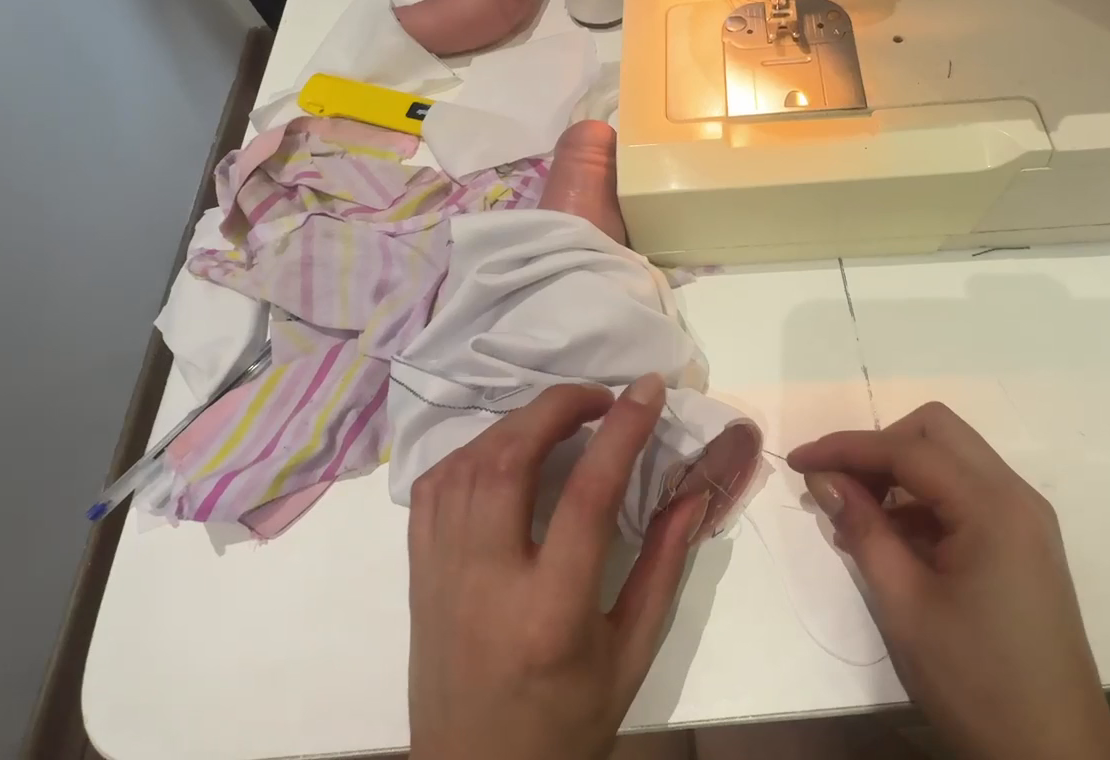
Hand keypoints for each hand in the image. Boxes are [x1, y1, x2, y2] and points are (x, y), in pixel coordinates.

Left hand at [407, 377, 711, 759]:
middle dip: (557, 408)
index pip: (587, 496)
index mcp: (551, 611)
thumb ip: (662, 565)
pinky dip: (473, 450)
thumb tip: (692, 491)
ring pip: (466, 465)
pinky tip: (506, 450)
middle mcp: (486, 582)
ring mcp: (441, 573)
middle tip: (600, 398)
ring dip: (517, 423)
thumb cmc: (567, 720)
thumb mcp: (632, 652)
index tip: (647, 389)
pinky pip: (434, 487)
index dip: (621, 430)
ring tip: (560, 418)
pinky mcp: (418, 571)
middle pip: (509, 462)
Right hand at [788, 403, 1109, 759]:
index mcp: (993, 507)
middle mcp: (1016, 496)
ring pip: (952, 458)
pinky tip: (893, 539)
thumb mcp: (905, 606)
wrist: (1055, 757)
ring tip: (855, 518)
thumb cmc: (976, 682)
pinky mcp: (1024, 542)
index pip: (908, 449)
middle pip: (937, 432)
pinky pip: (966, 493)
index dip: (846, 448)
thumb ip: (862, 529)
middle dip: (879, 447)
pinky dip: (924, 500)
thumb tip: (823, 478)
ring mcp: (1026, 518)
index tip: (797, 461)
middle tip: (837, 485)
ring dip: (900, 473)